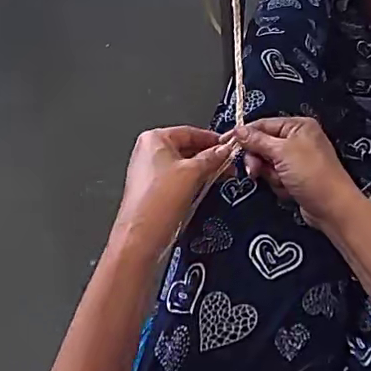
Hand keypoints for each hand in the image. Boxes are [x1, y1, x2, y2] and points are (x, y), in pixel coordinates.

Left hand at [113, 127, 234, 251]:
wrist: (141, 238)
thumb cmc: (157, 203)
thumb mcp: (193, 172)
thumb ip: (213, 157)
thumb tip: (225, 149)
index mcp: (153, 139)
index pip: (190, 131)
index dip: (213, 139)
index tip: (230, 146)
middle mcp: (148, 152)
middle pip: (187, 147)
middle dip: (210, 156)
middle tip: (229, 163)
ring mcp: (149, 172)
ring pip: (184, 164)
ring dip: (204, 170)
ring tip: (222, 175)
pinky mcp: (152, 190)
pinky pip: (178, 178)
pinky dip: (193, 181)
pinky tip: (206, 187)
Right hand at [236, 117, 362, 225]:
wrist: (332, 208)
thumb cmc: (312, 174)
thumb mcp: (281, 152)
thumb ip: (257, 140)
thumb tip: (238, 130)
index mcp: (298, 125)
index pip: (263, 124)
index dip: (245, 134)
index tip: (226, 143)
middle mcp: (298, 139)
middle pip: (263, 144)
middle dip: (259, 159)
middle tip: (257, 170)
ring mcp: (297, 159)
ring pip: (267, 163)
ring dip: (270, 174)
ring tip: (281, 181)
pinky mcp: (296, 177)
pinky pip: (276, 176)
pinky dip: (278, 183)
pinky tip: (288, 189)